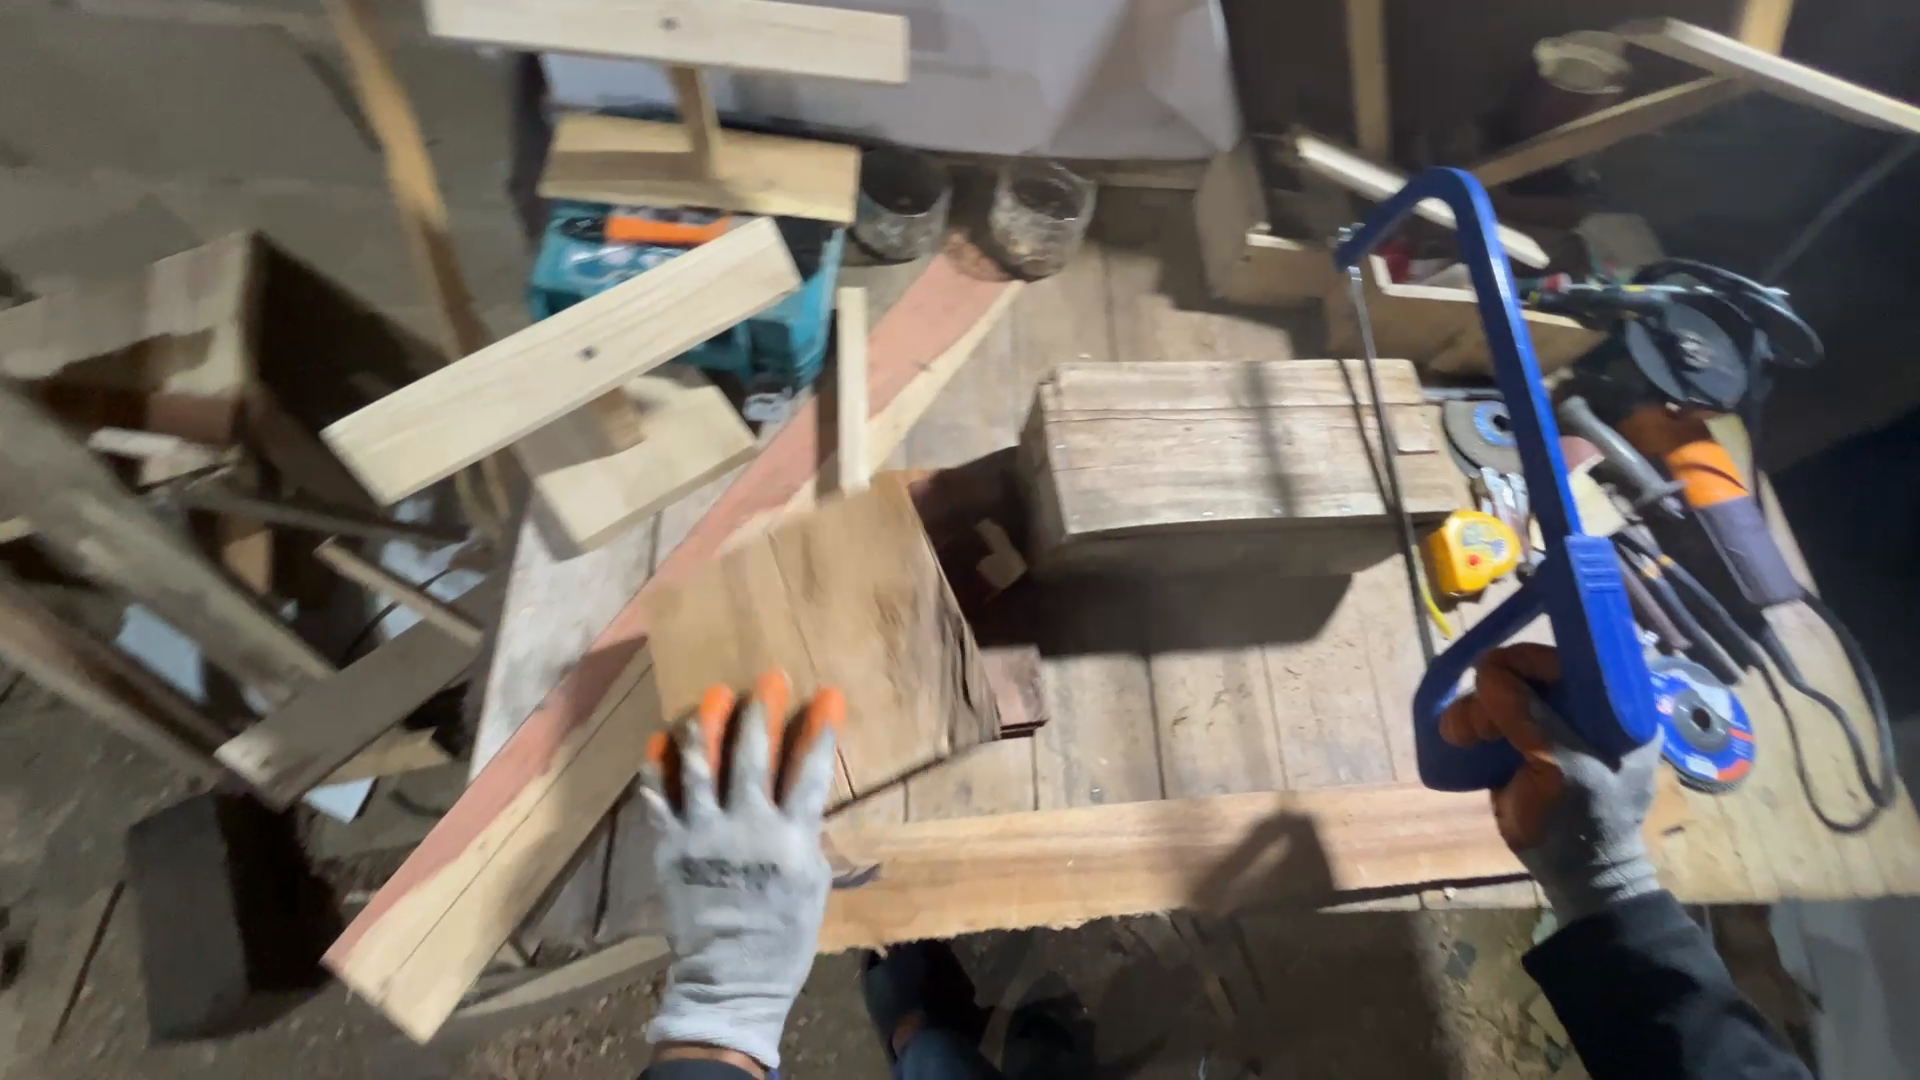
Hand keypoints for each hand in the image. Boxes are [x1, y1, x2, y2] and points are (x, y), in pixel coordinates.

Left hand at [639, 670, 842, 1070]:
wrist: (730, 981)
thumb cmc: (783, 934)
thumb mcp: (813, 882)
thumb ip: (807, 831)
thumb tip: (804, 791)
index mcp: (790, 838)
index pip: (810, 771)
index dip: (821, 729)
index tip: (828, 695)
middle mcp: (747, 827)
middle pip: (754, 757)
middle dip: (761, 713)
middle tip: (767, 679)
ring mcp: (703, 836)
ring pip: (702, 769)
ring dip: (707, 727)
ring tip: (711, 696)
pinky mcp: (671, 849)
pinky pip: (660, 801)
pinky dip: (658, 770)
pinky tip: (658, 742)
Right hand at [1439, 644, 1663, 924]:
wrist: (1573, 874)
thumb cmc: (1580, 824)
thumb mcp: (1562, 772)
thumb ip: (1532, 720)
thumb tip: (1489, 670)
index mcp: (1618, 711)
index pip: (1574, 657)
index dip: (1530, 660)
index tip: (1493, 679)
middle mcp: (1588, 708)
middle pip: (1528, 670)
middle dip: (1493, 692)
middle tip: (1476, 726)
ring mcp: (1554, 722)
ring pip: (1500, 690)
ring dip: (1473, 709)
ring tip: (1462, 737)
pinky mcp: (1524, 737)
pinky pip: (1488, 709)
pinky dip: (1468, 718)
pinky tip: (1461, 739)